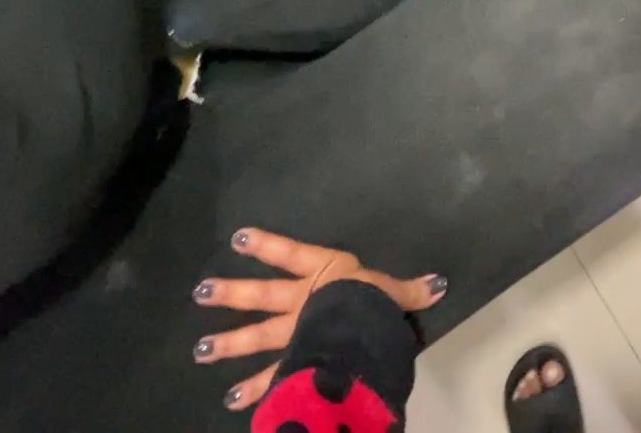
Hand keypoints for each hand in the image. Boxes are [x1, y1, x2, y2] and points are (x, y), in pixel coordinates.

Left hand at [190, 227, 446, 409]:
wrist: (359, 334)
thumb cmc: (374, 303)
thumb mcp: (394, 292)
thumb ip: (412, 290)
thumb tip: (440, 282)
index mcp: (325, 274)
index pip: (290, 254)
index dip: (265, 245)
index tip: (237, 238)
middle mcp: (301, 301)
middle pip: (262, 296)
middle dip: (231, 294)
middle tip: (200, 293)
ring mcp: (293, 334)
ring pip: (257, 337)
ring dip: (229, 343)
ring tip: (200, 351)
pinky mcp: (294, 363)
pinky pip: (271, 377)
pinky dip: (253, 390)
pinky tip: (232, 401)